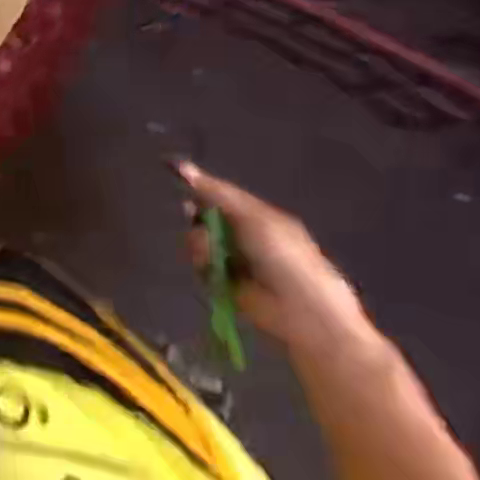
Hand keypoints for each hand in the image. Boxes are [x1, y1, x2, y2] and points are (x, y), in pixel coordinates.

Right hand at [179, 161, 374, 355]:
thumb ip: (217, 193)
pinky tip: (213, 267)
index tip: (176, 174)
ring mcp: (233, 259)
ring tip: (211, 252)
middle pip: (204, 214)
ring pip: (197, 237)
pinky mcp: (221, 281)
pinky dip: (201, 262)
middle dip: (196, 214)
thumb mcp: (255, 218)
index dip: (200, 185)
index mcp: (259, 218)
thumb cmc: (287, 260)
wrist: (302, 313)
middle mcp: (244, 235)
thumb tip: (182, 166)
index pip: (221, 194)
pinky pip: (198, 262)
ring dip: (199, 242)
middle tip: (193, 215)